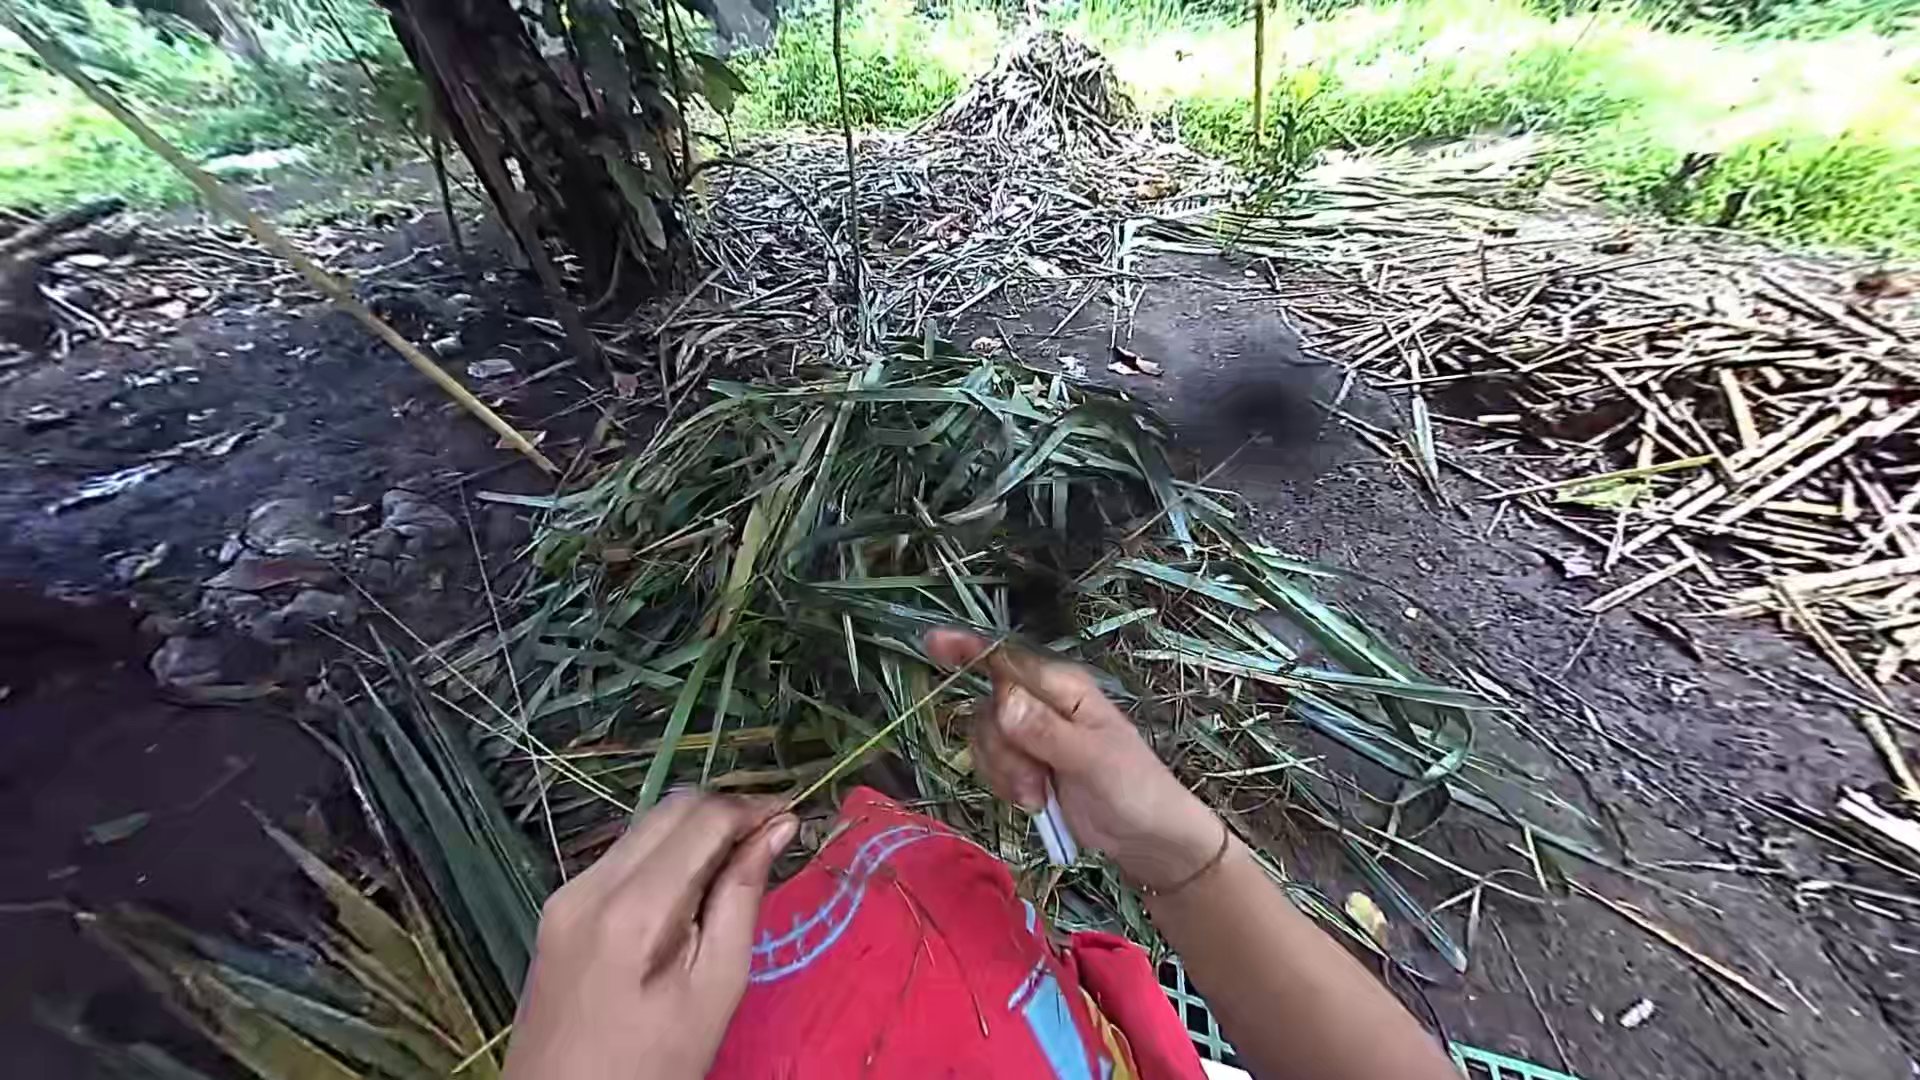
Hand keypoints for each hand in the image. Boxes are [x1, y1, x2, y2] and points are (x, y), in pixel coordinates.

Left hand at [502, 793, 797, 1079]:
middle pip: (674, 807)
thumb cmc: (654, 1064)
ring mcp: (569, 891)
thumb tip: (780, 826)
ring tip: (736, 856)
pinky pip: (629, 848)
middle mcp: (592, 885)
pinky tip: (692, 878)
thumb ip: (744, 893)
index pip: (704, 818)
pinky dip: (670, 846)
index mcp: (632, 911)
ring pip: (651, 821)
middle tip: (768, 834)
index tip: (788, 819)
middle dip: (728, 810)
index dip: (752, 808)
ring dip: (700, 824)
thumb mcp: (717, 984)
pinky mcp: (561, 902)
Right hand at [926, 629, 1222, 890]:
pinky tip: (1035, 802)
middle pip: (988, 708)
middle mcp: (1040, 702)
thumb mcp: (1093, 759)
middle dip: (1003, 751)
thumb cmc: (1133, 789)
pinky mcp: (1024, 762)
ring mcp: (1030, 732)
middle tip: (1036, 783)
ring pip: (985, 737)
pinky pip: (990, 763)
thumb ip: (1045, 731)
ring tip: (1041, 796)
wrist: (1147, 840)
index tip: (932, 642)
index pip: (1007, 659)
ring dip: (1006, 773)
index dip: (968, 649)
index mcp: (1061, 686)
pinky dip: (1005, 785)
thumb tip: (1001, 701)